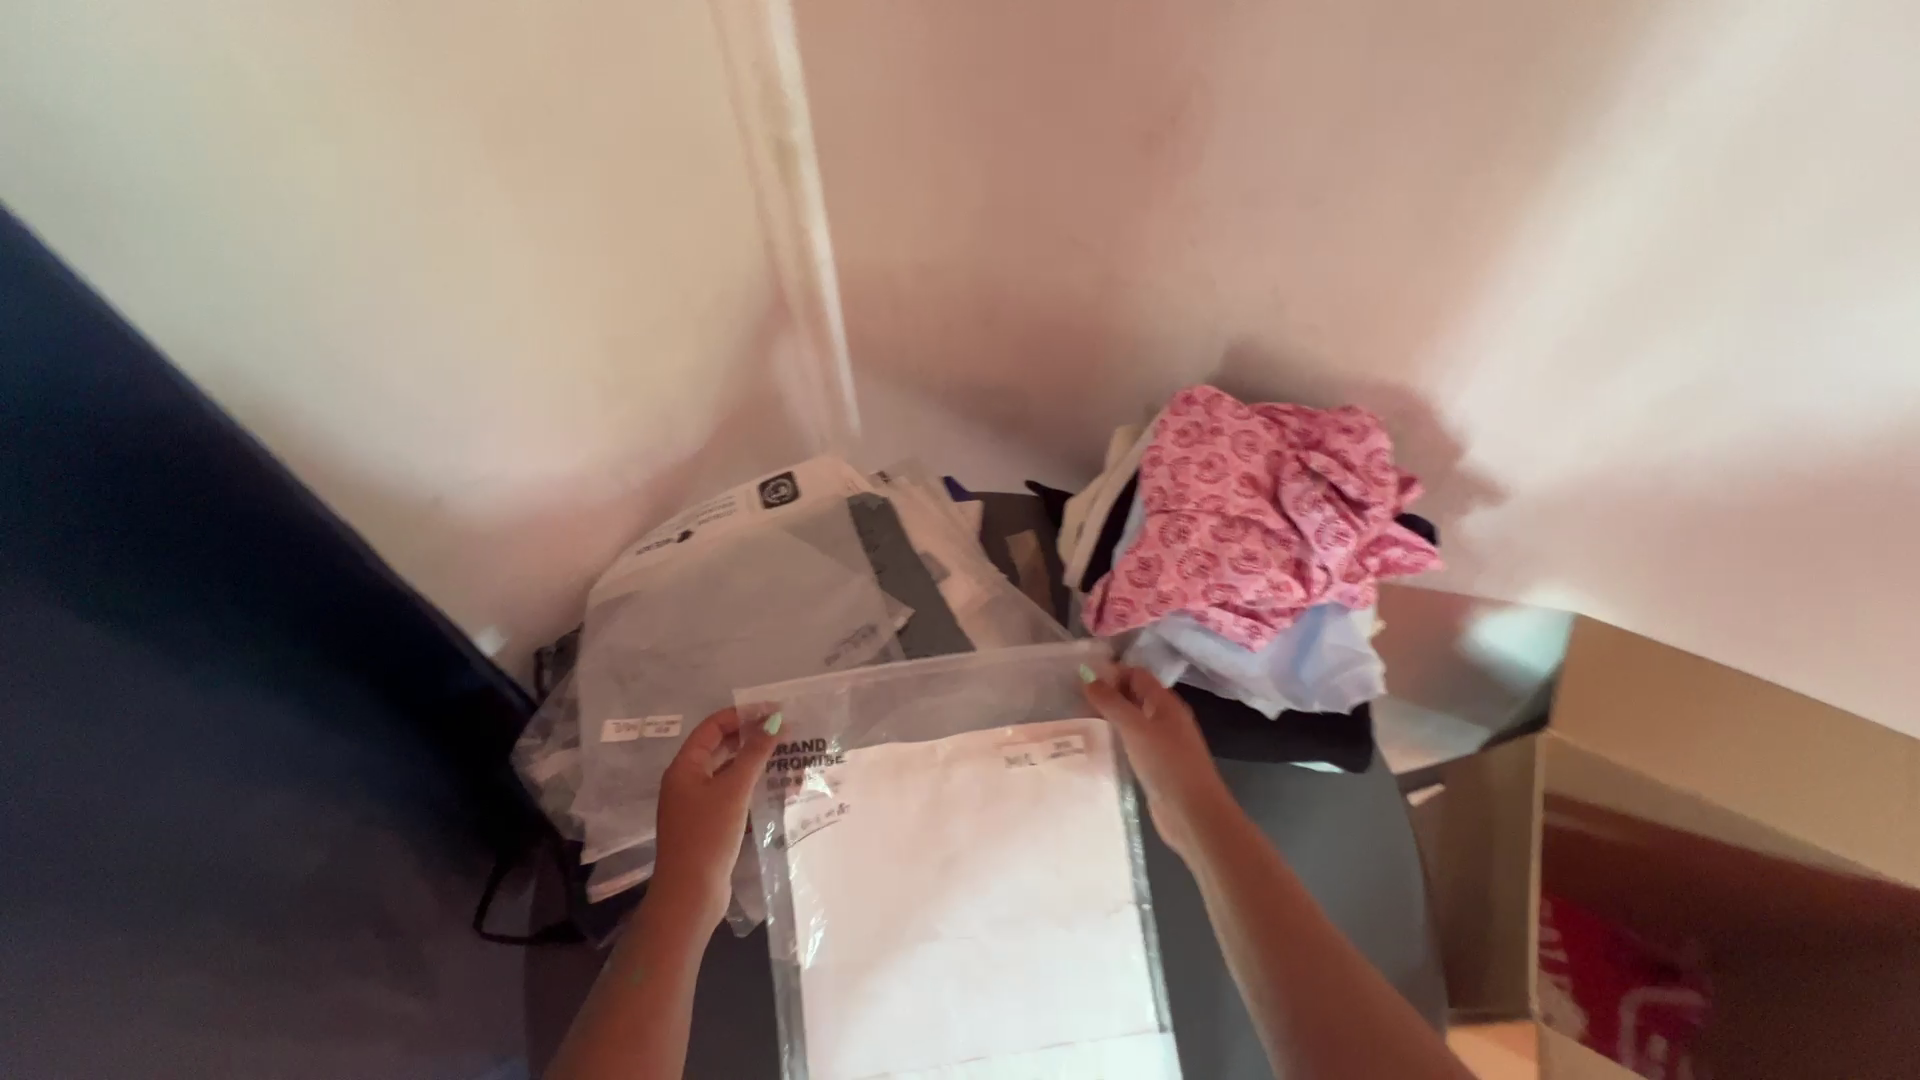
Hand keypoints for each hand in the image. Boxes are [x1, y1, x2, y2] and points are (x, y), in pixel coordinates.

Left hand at [650, 706, 779, 926]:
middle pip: (722, 747)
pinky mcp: (709, 825)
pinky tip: (779, 790)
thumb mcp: (734, 790)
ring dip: (757, 763)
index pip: (714, 726)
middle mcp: (687, 781)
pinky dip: (754, 788)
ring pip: (730, 772)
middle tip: (787, 733)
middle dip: (753, 738)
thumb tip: (774, 721)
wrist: (689, 895)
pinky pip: (733, 795)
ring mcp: (697, 804)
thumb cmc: (707, 835)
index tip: (775, 711)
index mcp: (684, 767)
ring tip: (789, 759)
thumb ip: (755, 754)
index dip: (743, 715)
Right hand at [1083, 666, 1236, 860]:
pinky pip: (1132, 743)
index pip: (1137, 674)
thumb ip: (1111, 702)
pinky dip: (1115, 739)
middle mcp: (1165, 718)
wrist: (1193, 814)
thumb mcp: (1136, 728)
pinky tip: (1097, 745)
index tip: (1081, 679)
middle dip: (1107, 694)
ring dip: (1109, 717)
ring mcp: (1162, 743)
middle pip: (1134, 695)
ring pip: (1132, 721)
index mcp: (1166, 703)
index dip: (1112, 672)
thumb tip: (1087, 677)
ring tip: (1078, 720)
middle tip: (1073, 700)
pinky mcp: (1156, 765)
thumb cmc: (1167, 764)